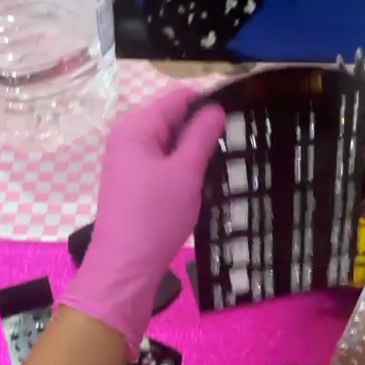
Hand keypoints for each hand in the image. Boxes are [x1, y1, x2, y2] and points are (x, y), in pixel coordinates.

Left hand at [59, 88, 225, 355]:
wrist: (125, 267)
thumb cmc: (155, 217)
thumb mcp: (185, 173)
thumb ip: (201, 136)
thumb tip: (216, 108)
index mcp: (137, 125)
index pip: (179, 97)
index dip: (209, 102)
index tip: (239, 117)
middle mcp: (127, 136)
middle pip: (173, 117)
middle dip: (201, 128)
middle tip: (234, 145)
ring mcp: (128, 160)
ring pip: (170, 141)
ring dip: (193, 151)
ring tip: (222, 164)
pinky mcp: (133, 181)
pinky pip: (162, 161)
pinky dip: (181, 167)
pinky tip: (200, 181)